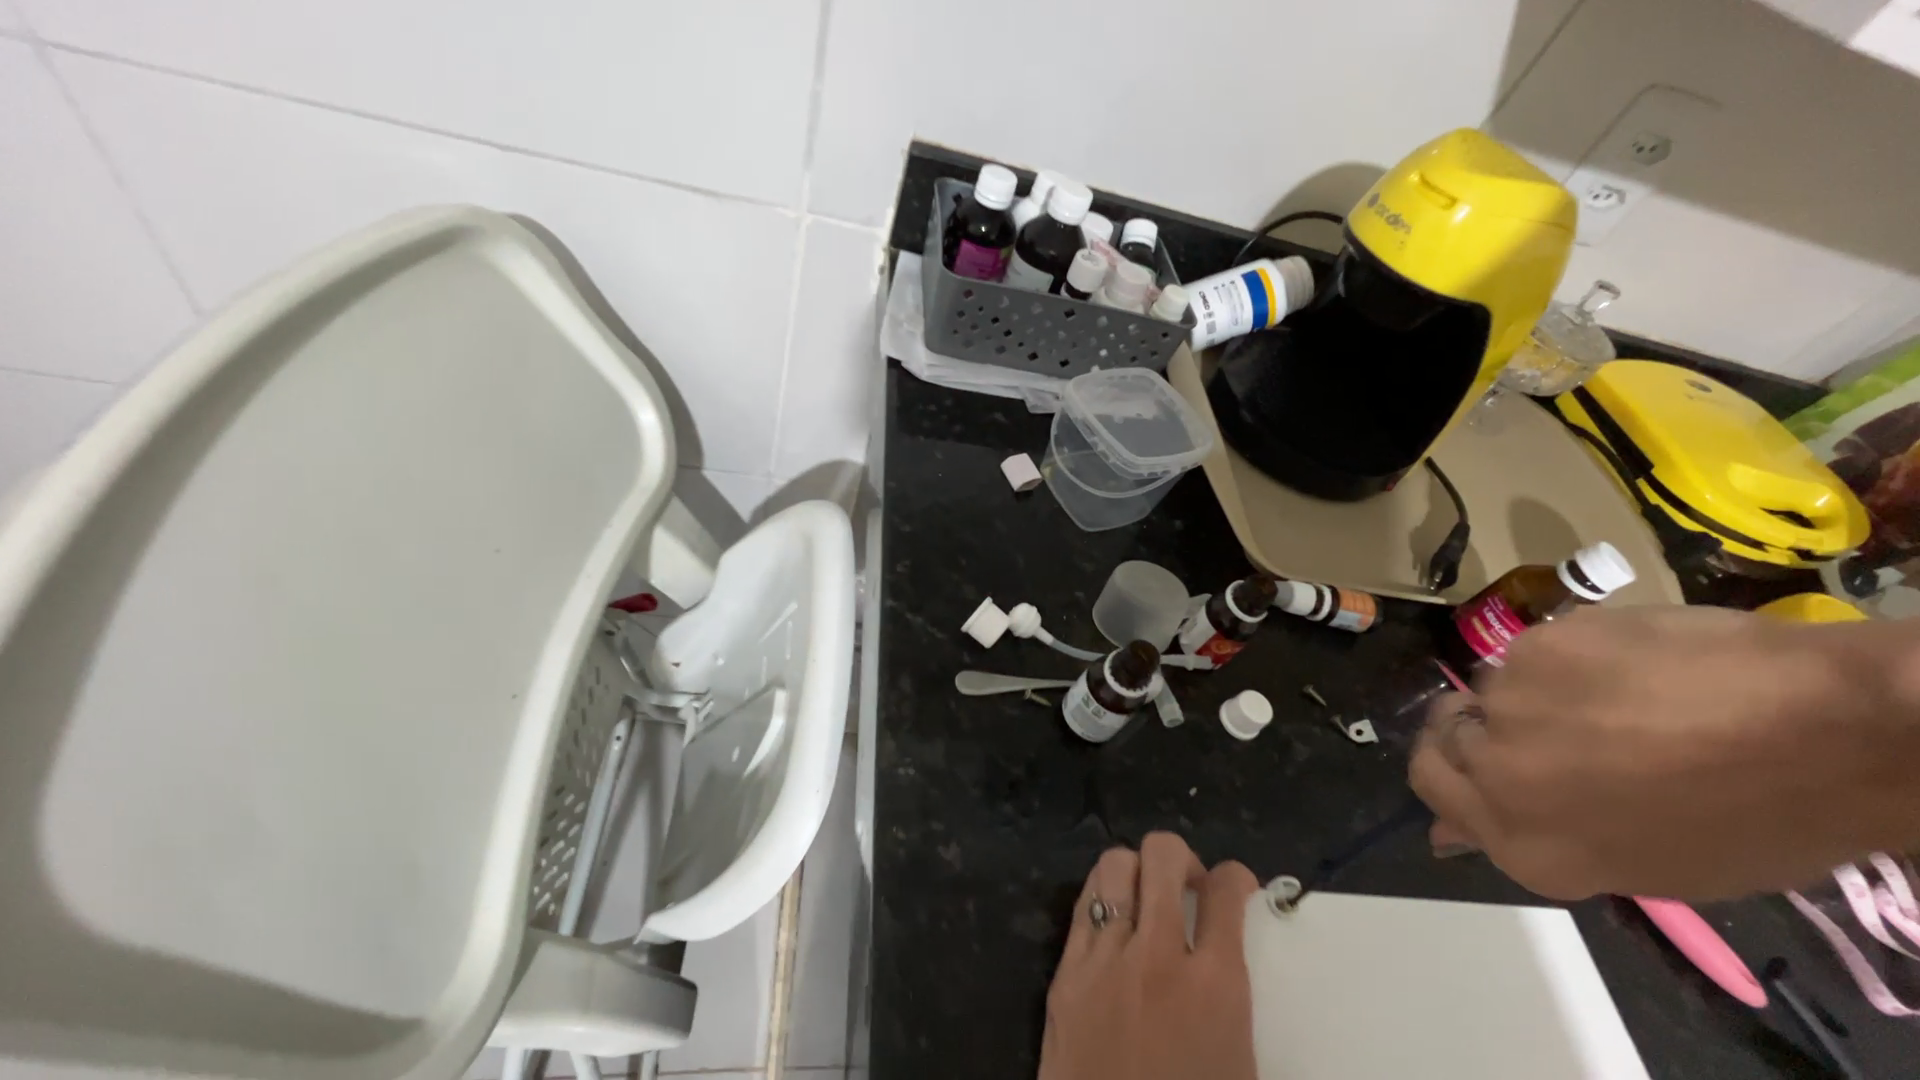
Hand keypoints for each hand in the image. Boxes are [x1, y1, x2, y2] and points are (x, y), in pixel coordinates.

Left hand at [1040, 832, 1259, 1079]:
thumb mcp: (1240, 1063)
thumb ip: (1234, 999)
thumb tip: (1228, 961)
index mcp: (1216, 987)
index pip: (1227, 892)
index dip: (1237, 878)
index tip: (1236, 888)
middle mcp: (1158, 957)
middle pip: (1163, 856)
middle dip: (1181, 858)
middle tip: (1188, 887)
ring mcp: (1104, 960)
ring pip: (1115, 867)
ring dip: (1137, 870)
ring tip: (1147, 898)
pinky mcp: (1064, 974)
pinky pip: (1082, 907)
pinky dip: (1102, 898)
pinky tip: (1112, 922)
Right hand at [1409, 605, 1919, 899]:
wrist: (1832, 732)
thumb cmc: (1758, 821)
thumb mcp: (1644, 863)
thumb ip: (1536, 838)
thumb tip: (1449, 832)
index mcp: (1522, 844)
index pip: (1435, 792)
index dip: (1455, 773)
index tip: (1481, 761)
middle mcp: (1495, 776)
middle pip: (1445, 739)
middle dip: (1476, 729)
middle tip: (1537, 724)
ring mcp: (1508, 707)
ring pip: (1492, 690)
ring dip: (1533, 695)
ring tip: (1612, 697)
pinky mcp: (1536, 648)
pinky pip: (1534, 652)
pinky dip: (1571, 659)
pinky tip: (1632, 667)